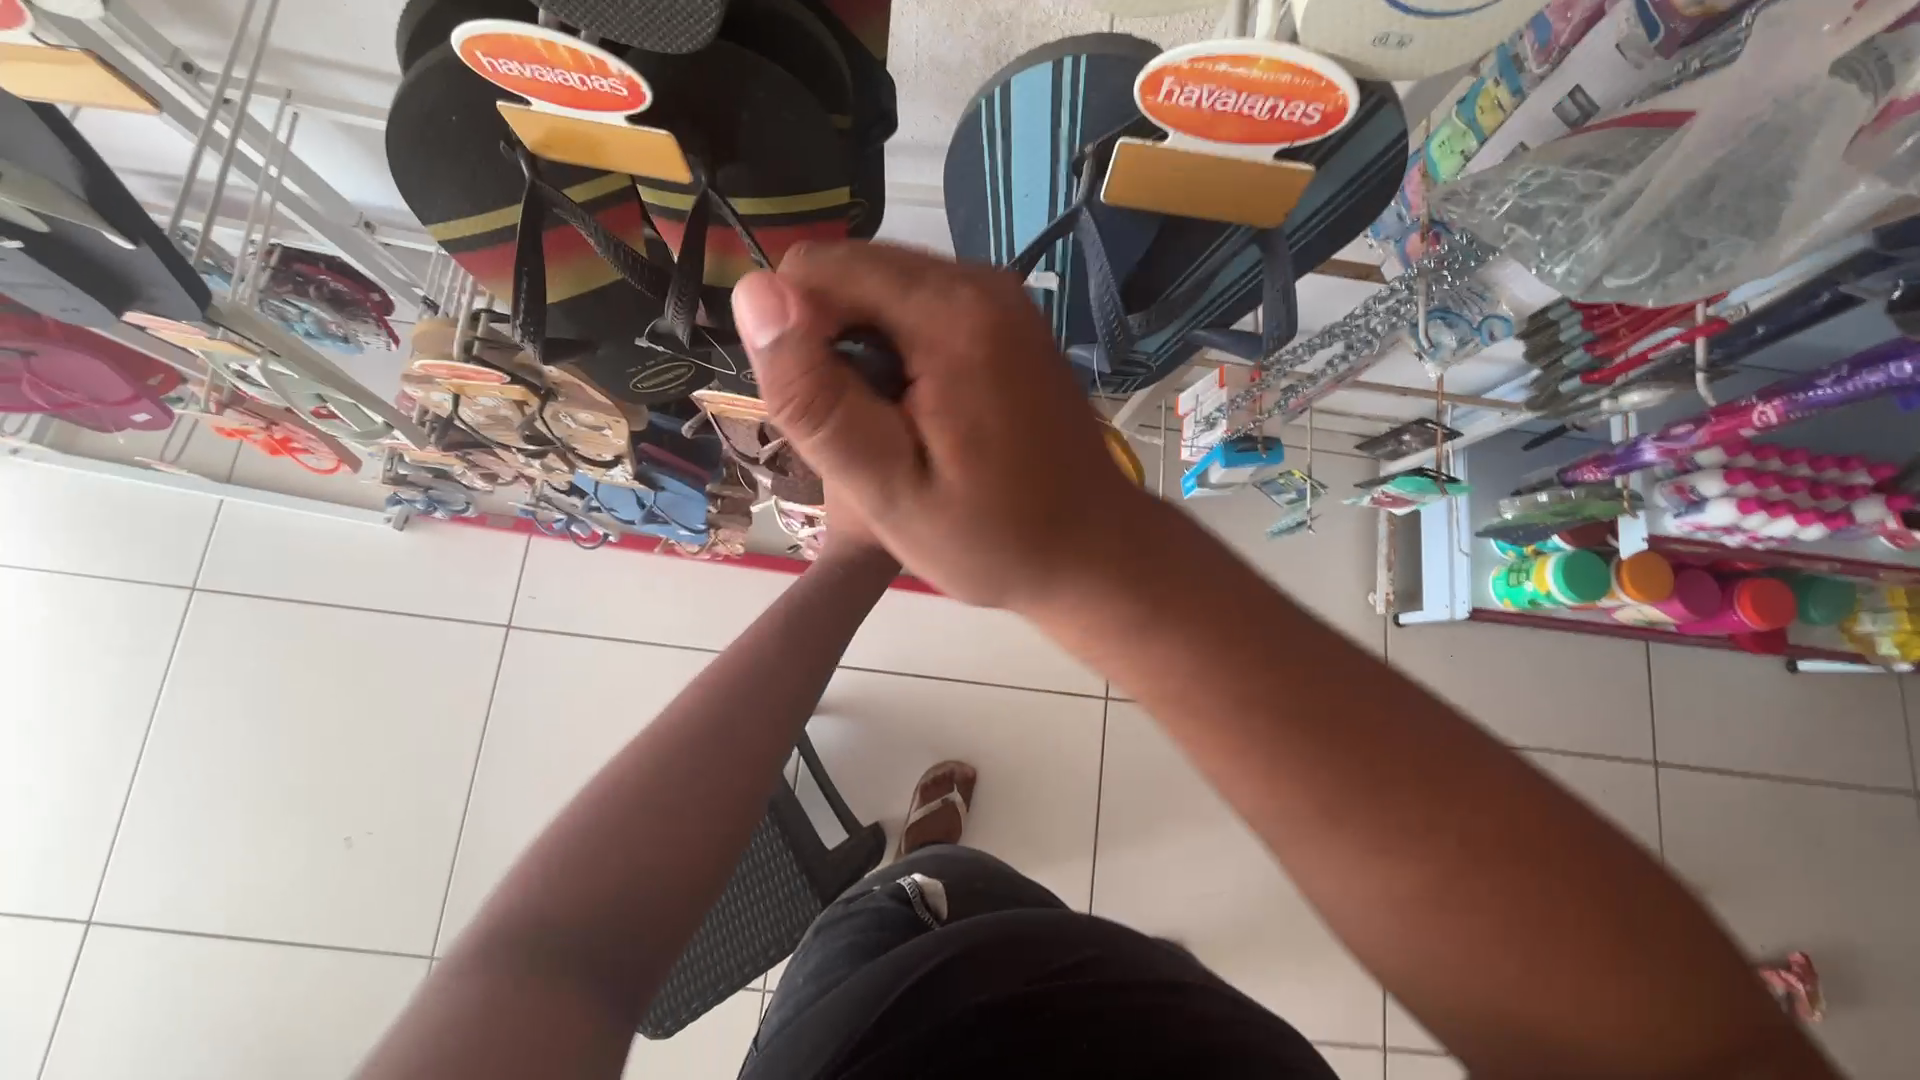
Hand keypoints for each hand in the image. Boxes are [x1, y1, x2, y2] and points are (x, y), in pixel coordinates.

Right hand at [731, 242, 1156, 609]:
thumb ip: (815, 396)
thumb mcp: (886, 487)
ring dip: (860, 354)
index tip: (825, 417)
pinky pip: (917, 310)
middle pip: (849, 274)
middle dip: (827, 346)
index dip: (794, 340)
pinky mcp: (1005, 320)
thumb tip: (751, 292)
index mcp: (950, 314)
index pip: (816, 270)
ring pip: (879, 292)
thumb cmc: (993, 537)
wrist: (1094, 553)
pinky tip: (917, 417)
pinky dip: (896, 355)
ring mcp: (998, 298)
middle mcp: (979, 282)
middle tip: (861, 435)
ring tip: (890, 432)